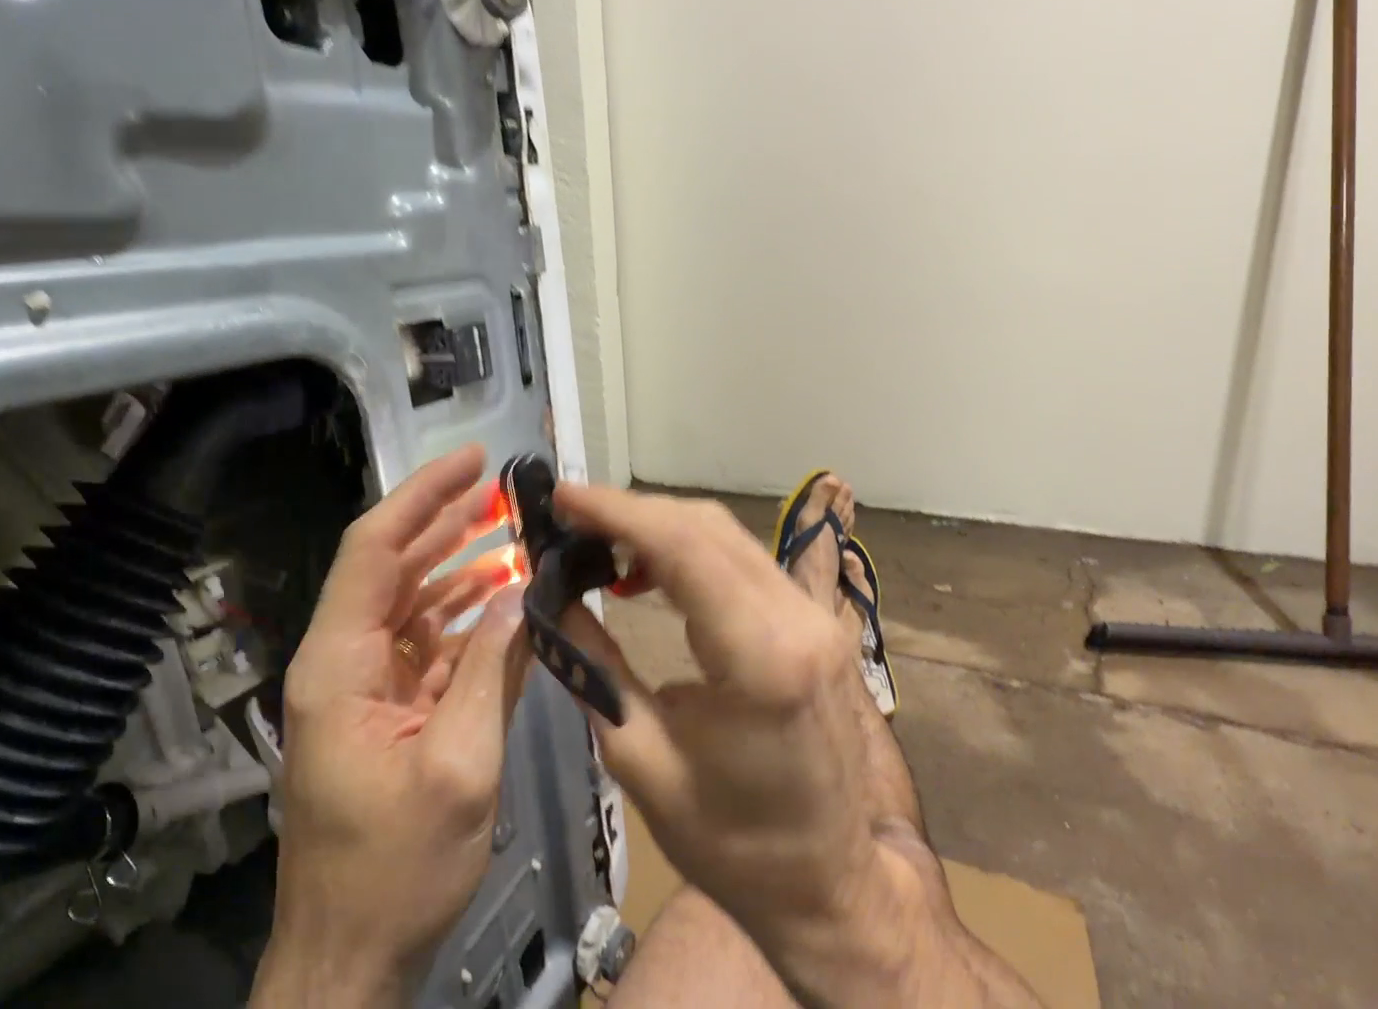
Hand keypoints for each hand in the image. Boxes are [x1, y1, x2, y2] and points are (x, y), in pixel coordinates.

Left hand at [252, 445, 530, 1006]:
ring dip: (455, 570)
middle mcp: (341, 663)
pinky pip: (422, 651)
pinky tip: (498, 602)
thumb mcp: (460, 768)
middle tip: (500, 488)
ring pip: (407, 607)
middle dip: (442, 524)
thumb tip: (519, 594)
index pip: (374, 551)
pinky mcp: (382, 715)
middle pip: (390, 570)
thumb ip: (491, 672)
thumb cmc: (397, 869)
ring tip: (507, 533)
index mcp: (339, 664)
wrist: (349, 952)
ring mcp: (361, 689)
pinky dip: (460, 624)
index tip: (473, 461)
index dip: (422, 498)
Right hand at [551, 487, 955, 1005]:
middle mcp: (799, 621)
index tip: (562, 495)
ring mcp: (818, 620)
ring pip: (729, 537)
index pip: (683, 547)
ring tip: (596, 545)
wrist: (827, 882)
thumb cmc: (728, 841)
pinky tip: (648, 572)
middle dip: (631, 512)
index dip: (616, 511)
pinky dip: (691, 553)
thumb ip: (592, 666)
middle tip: (568, 518)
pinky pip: (746, 564)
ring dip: (660, 528)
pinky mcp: (817, 627)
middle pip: (707, 527)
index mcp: (760, 659)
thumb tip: (549, 598)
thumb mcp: (639, 758)